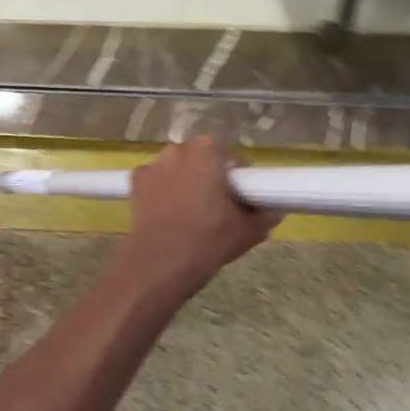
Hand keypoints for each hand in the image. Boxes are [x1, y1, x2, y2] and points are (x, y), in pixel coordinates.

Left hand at [115, 137, 279, 300]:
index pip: (225, 151)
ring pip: (174, 166)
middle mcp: (177, 150)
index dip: (233, 171)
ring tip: (189, 207)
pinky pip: (154, 178)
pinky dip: (160, 188)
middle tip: (215, 200)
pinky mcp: (135, 180)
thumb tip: (274, 208)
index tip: (238, 191)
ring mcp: (152, 164)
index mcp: (207, 152)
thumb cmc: (210, 238)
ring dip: (182, 178)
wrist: (162, 260)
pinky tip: (166, 210)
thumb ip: (265, 214)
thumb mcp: (249, 229)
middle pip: (197, 156)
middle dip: (206, 171)